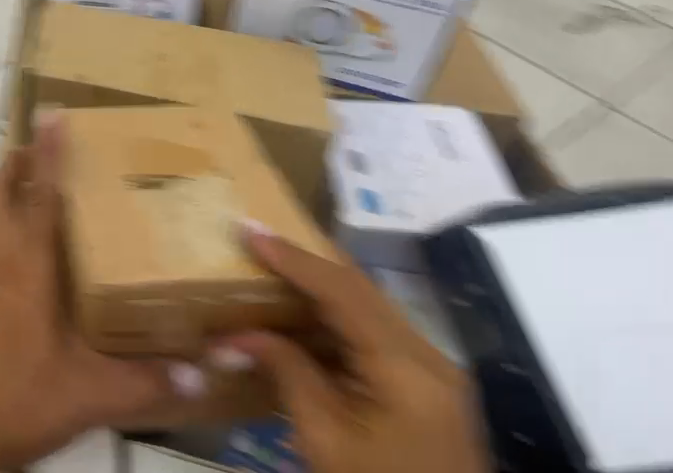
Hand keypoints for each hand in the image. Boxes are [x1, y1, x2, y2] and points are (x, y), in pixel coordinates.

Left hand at [0, 129, 191, 472]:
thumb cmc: (14, 396)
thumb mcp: (89, 395)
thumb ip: (148, 382)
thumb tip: (207, 373)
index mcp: (26, 263)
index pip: (40, 191)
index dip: (49, 150)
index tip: (53, 112)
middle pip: (1, 189)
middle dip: (22, 161)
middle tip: (49, 146)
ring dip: (6, 189)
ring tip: (35, 187)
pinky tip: (18, 253)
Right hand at [217, 229, 488, 472]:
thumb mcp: (324, 441)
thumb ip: (287, 375)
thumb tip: (237, 334)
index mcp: (407, 370)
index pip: (343, 293)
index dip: (294, 259)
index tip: (249, 231)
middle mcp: (429, 357)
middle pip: (361, 289)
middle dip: (306, 260)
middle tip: (256, 237)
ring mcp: (435, 371)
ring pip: (370, 305)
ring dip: (320, 284)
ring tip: (270, 263)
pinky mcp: (429, 385)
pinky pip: (377, 331)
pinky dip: (336, 314)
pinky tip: (302, 311)